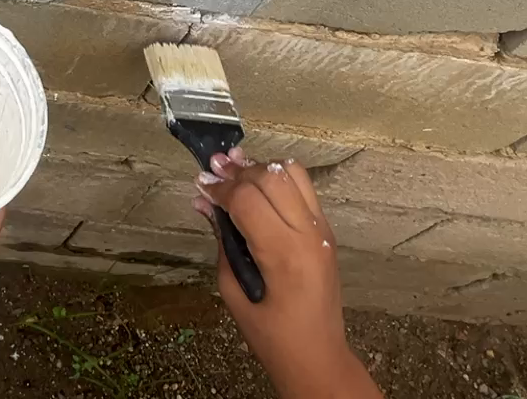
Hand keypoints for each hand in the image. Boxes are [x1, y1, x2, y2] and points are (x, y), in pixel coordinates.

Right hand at [197, 149, 382, 398]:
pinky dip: (278, 176)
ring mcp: (322, 230)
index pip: (247, 199)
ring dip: (260, 167)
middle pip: (271, 176)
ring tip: (235, 170)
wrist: (319, 359)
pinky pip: (303, 187)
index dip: (219, 187)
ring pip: (292, 172)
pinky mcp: (326, 230)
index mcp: (284, 254)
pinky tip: (257, 183)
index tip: (200, 183)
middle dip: (237, 170)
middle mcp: (309, 234)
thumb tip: (203, 201)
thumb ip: (222, 241)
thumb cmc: (271, 336)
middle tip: (213, 169)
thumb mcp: (234, 292)